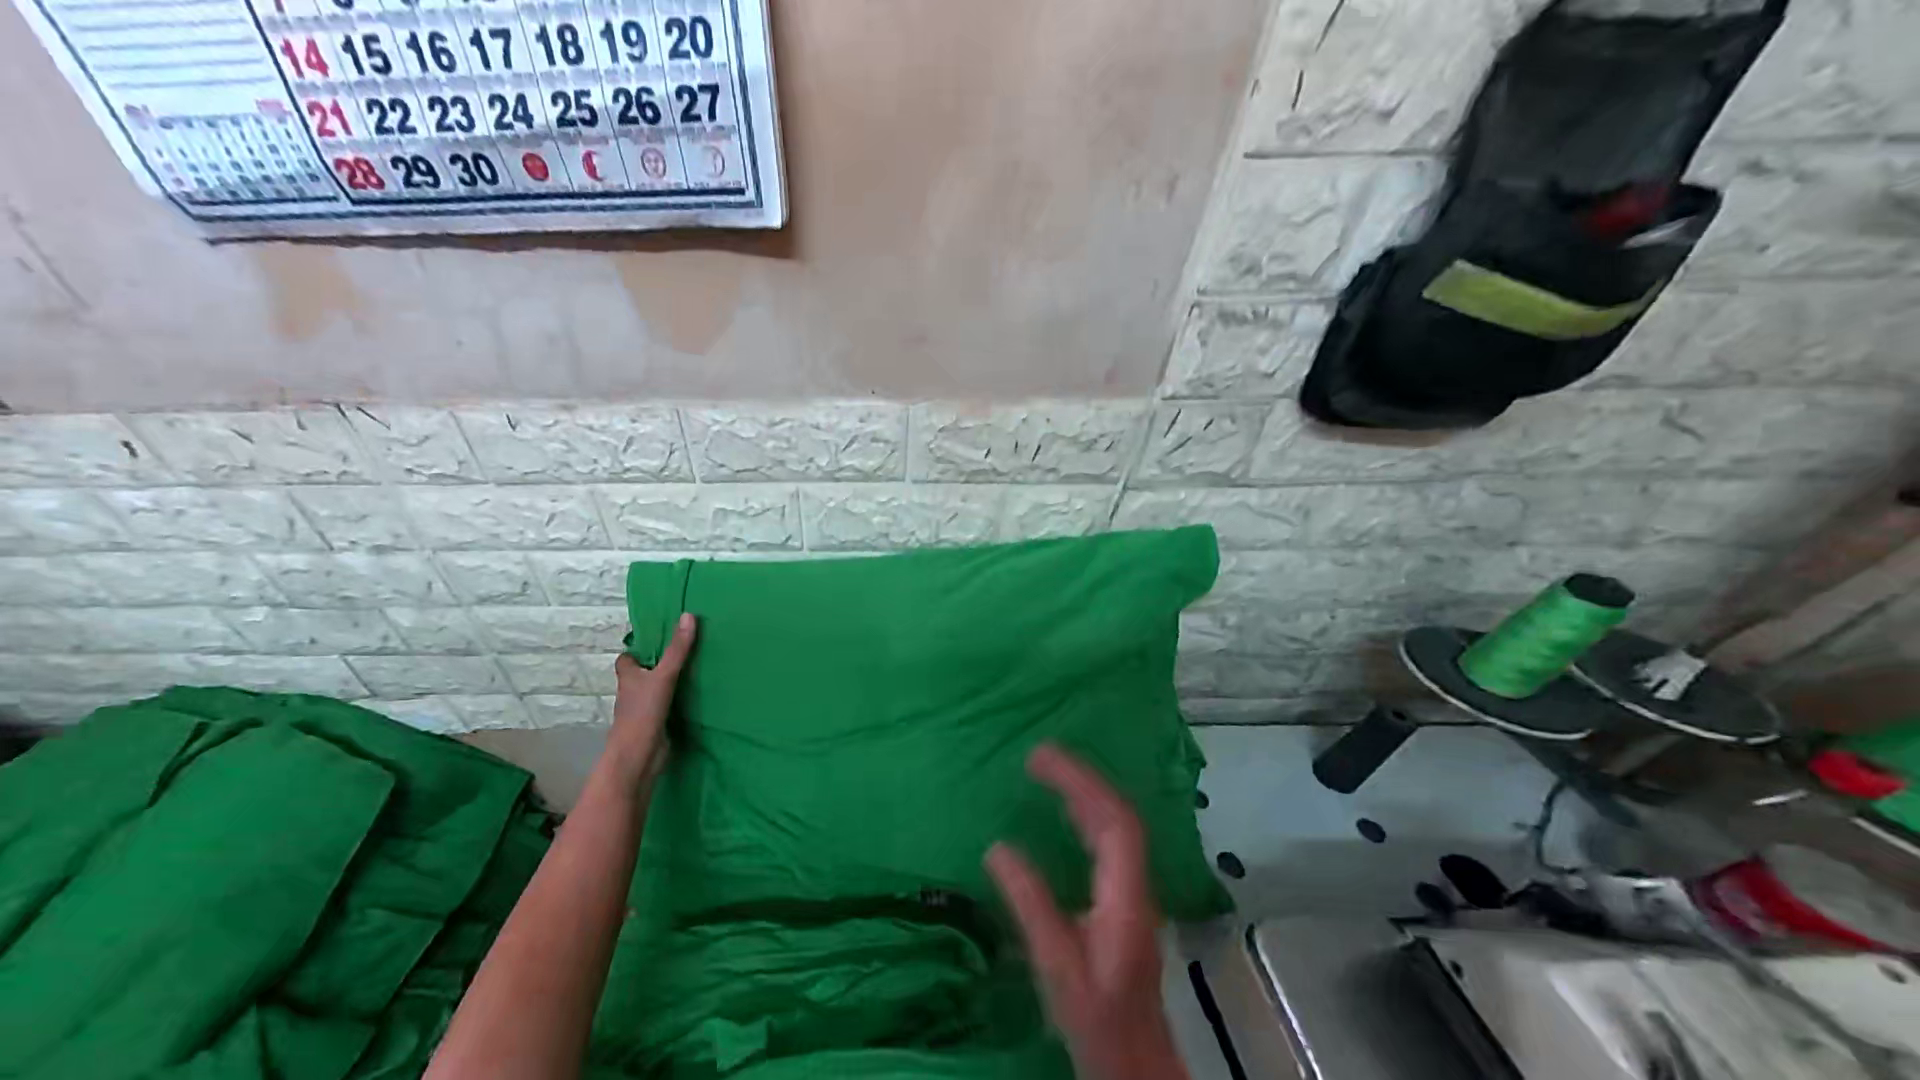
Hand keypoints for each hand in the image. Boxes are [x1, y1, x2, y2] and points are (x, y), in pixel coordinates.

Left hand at [607, 613, 696, 785]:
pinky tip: (695, 697)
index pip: (626, 659)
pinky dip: (677, 702)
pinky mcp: (656, 725)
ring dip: (668, 684)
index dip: (637, 650)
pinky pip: (667, 707)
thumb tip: (689, 616)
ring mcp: (643, 710)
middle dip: (656, 665)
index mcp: (628, 678)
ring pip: (654, 691)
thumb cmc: (643, 713)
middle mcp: (632, 693)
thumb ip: (677, 650)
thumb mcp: (663, 676)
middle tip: (682, 651)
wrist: (639, 756)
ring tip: (695, 669)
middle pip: (641, 674)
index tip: (656, 641)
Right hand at [986, 745, 1188, 1079]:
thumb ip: (1031, 905)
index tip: (1040, 757)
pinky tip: (1066, 813)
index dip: (1081, 782)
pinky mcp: (1124, 899)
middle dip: (1080, 778)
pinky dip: (1086, 814)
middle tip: (1036, 756)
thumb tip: (997, 848)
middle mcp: (1136, 884)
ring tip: (1047, 773)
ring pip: (1116, 825)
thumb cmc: (1096, 1017)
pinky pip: (1109, 840)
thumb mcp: (1055, 964)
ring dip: (1085, 792)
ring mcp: (1133, 891)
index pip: (1113, 821)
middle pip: (1117, 815)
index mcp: (1125, 895)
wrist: (1135, 1061)